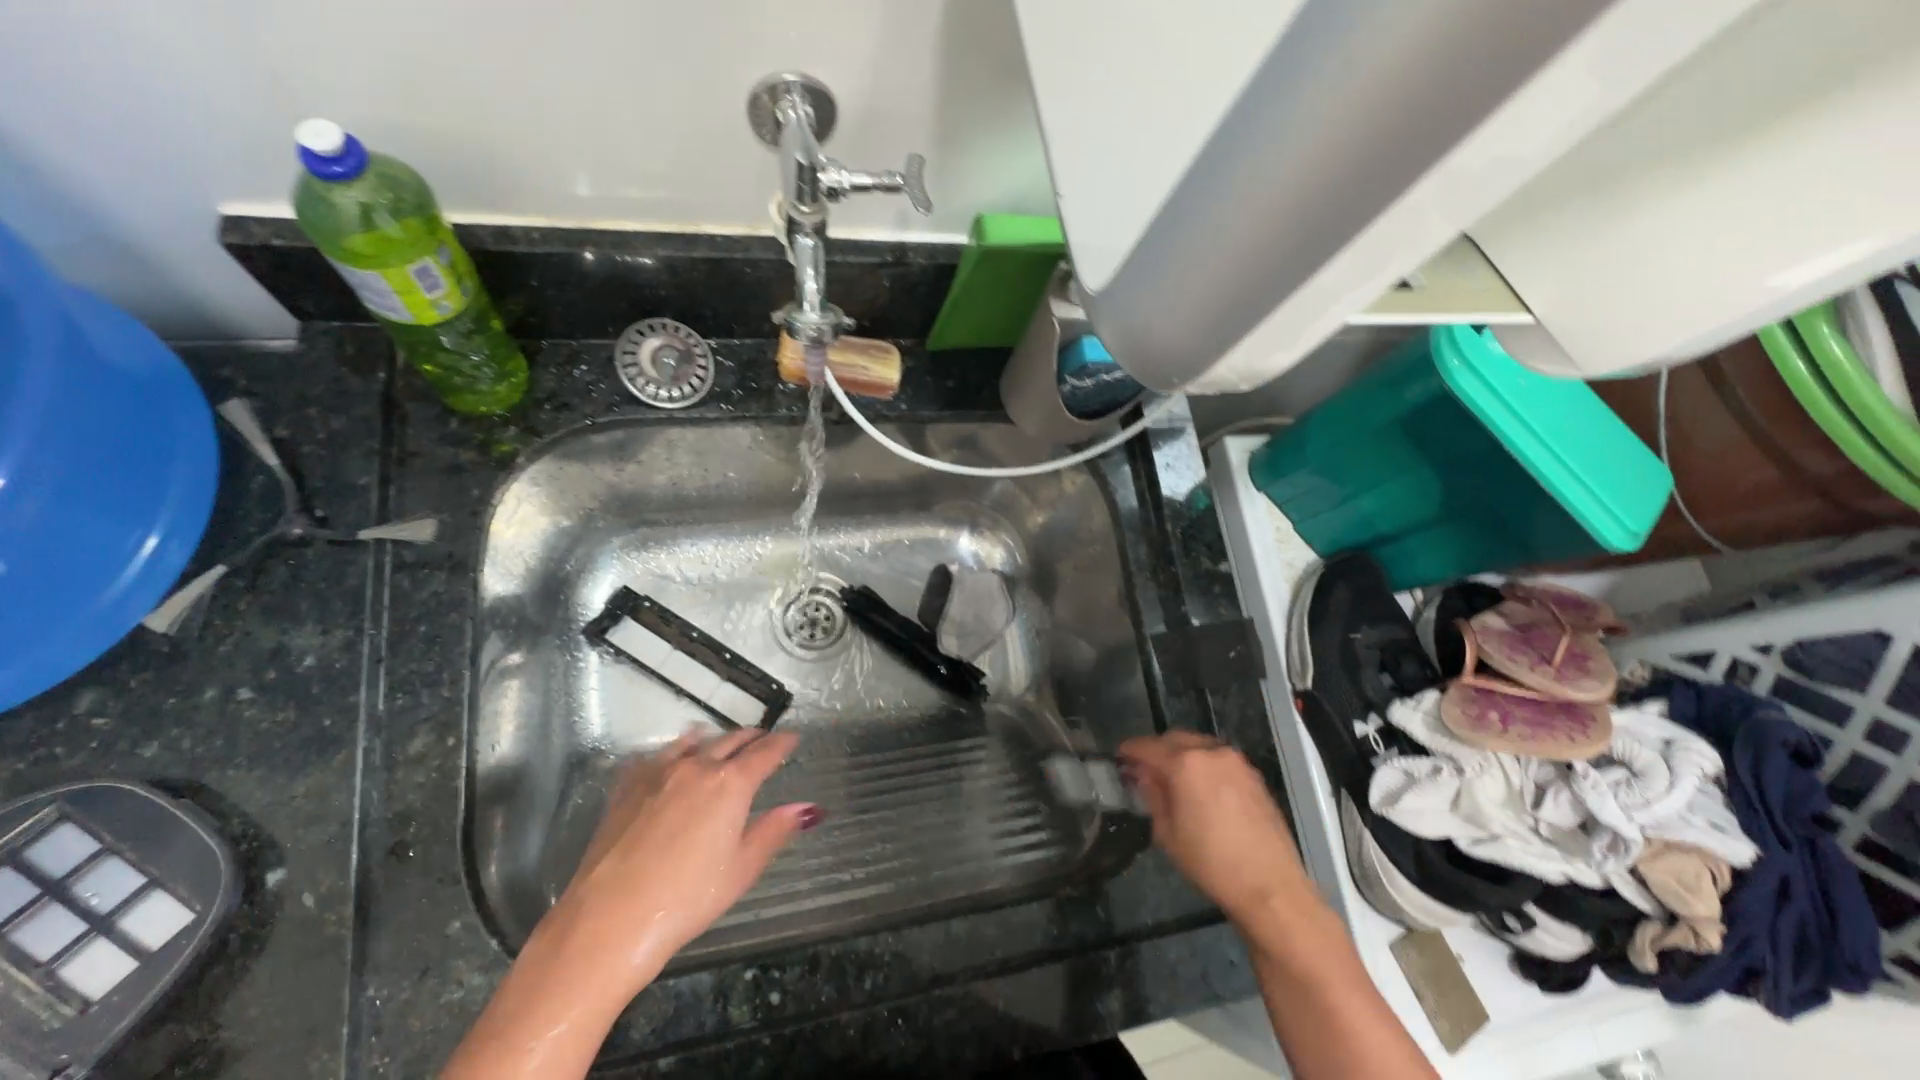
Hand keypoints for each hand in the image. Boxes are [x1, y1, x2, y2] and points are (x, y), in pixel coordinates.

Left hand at [536, 729, 818, 996]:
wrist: (611, 917)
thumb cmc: (688, 898)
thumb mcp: (742, 869)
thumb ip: (774, 831)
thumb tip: (808, 808)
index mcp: (730, 784)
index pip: (765, 753)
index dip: (782, 743)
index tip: (792, 737)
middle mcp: (695, 767)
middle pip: (730, 741)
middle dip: (751, 738)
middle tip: (763, 740)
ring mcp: (656, 774)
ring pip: (692, 742)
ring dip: (713, 740)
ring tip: (722, 743)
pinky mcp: (625, 787)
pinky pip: (656, 756)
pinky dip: (674, 751)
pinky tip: (671, 761)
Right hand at [1118, 732, 1311, 924]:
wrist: (1269, 884)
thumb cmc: (1210, 862)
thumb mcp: (1167, 832)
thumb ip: (1152, 795)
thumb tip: (1143, 775)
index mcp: (1185, 764)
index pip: (1148, 747)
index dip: (1129, 750)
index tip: (1118, 758)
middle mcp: (1212, 752)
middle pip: (1175, 739)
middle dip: (1156, 749)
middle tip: (1143, 769)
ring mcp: (1237, 762)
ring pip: (1200, 745)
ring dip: (1182, 754)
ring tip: (1172, 778)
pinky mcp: (1254, 776)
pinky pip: (1220, 759)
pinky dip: (1204, 764)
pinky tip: (1201, 788)